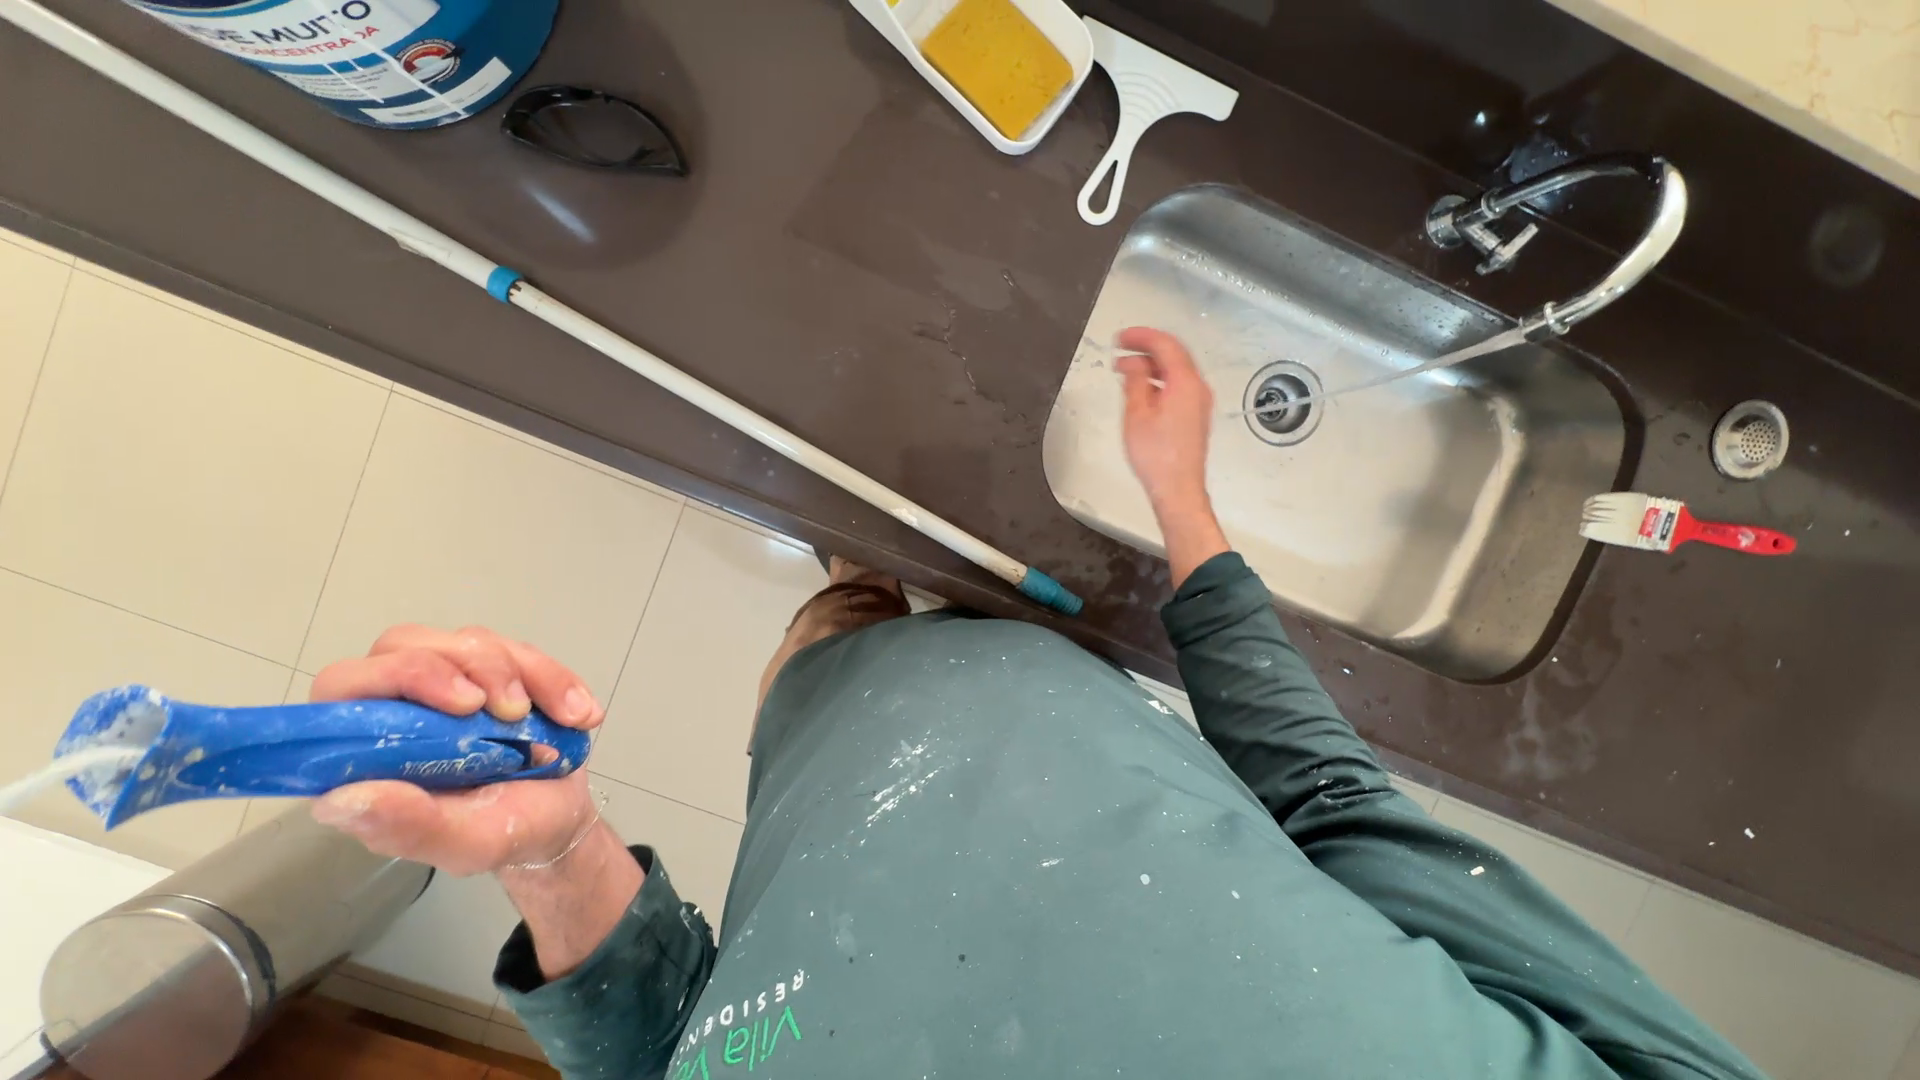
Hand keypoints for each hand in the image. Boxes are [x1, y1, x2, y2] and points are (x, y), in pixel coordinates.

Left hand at [307, 625, 605, 876]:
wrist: (562, 818)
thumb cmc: (506, 832)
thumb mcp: (465, 844)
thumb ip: (409, 826)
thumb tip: (340, 799)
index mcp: (367, 749)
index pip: (347, 685)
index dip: (400, 676)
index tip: (466, 704)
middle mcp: (399, 705)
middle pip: (410, 645)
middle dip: (476, 667)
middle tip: (517, 710)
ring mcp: (450, 681)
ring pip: (472, 642)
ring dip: (528, 674)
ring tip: (569, 720)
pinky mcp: (496, 671)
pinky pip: (522, 651)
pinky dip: (558, 680)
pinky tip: (582, 715)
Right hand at [1115, 327, 1229, 585]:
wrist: (1178, 489)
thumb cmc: (1157, 456)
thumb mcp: (1136, 413)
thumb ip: (1134, 381)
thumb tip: (1132, 363)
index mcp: (1185, 382)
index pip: (1165, 345)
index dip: (1141, 336)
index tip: (1120, 337)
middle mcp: (1198, 388)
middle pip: (1174, 355)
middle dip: (1146, 348)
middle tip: (1120, 350)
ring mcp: (1199, 402)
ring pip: (1176, 371)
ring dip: (1151, 365)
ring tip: (1124, 370)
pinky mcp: (1195, 415)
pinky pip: (1178, 386)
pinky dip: (1159, 380)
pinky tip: (1140, 389)